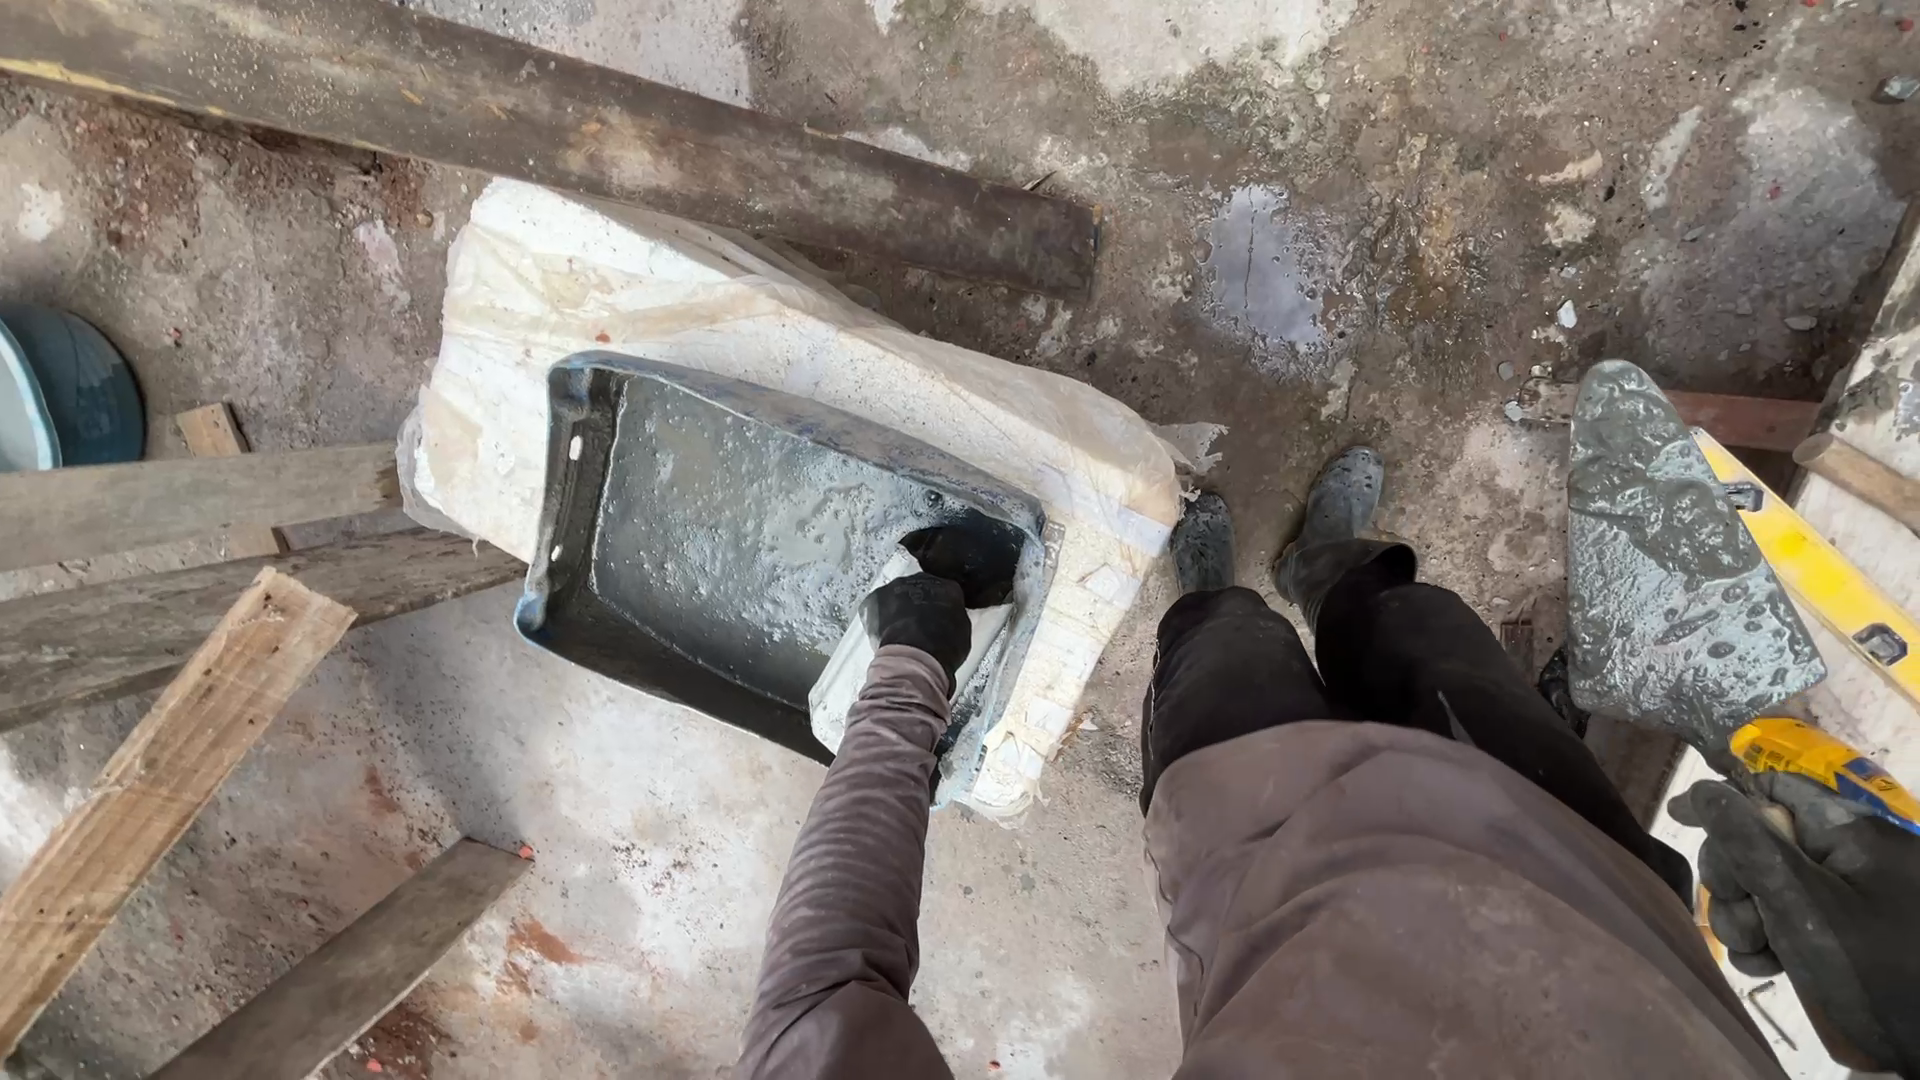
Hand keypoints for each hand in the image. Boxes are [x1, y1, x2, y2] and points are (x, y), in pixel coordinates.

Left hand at [863, 573, 969, 688]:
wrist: (915, 655)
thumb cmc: (941, 648)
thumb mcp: (962, 633)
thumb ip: (954, 618)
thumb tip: (949, 622)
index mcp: (947, 587)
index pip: (944, 591)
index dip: (939, 607)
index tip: (936, 619)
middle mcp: (921, 580)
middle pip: (918, 589)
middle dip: (916, 604)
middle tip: (916, 626)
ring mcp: (895, 588)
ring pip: (895, 596)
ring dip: (895, 610)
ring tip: (898, 633)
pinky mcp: (874, 600)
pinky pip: (874, 606)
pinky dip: (876, 619)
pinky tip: (883, 635)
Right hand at [1672, 773, 1919, 1072]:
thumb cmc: (1871, 970)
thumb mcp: (1797, 901)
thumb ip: (1745, 838)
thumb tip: (1704, 788)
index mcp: (1859, 838)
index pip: (1776, 788)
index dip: (1723, 799)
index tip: (1678, 817)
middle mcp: (1863, 861)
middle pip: (1765, 840)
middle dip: (1734, 878)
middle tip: (1734, 910)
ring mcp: (1864, 902)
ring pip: (1773, 884)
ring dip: (1745, 916)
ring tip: (1752, 950)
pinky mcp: (1861, 937)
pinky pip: (1797, 917)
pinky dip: (1771, 938)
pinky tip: (1766, 964)